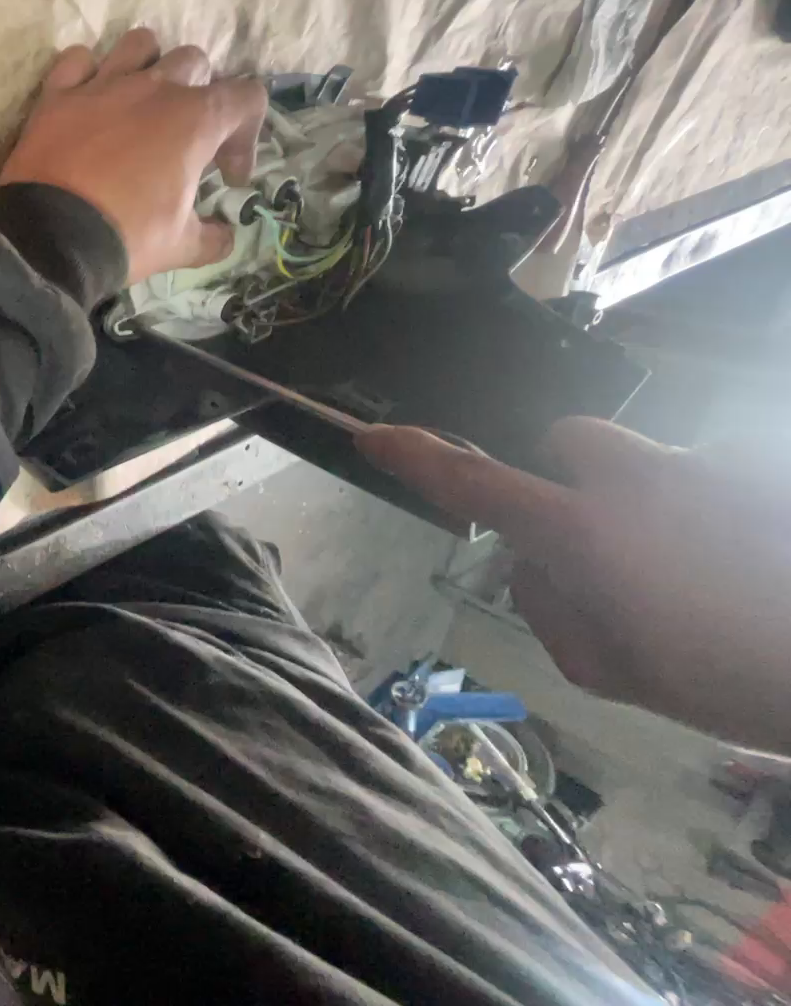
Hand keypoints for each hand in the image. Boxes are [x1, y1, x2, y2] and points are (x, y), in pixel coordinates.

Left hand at [0, 28, 268, 283]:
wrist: (47, 243)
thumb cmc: (123, 239)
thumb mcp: (178, 247)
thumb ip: (212, 239)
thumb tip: (227, 239)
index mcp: (194, 120)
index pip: (246, 98)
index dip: (246, 135)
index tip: (227, 175)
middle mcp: (153, 88)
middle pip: (193, 63)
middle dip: (197, 95)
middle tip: (181, 139)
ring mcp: (101, 86)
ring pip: (139, 45)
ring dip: (148, 66)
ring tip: (139, 103)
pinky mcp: (55, 97)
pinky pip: (75, 61)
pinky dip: (85, 72)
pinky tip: (87, 98)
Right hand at [359, 418, 790, 754]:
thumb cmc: (742, 685)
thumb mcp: (612, 672)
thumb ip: (551, 608)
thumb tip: (541, 564)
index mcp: (585, 533)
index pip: (473, 484)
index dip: (415, 458)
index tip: (371, 437)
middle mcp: (643, 480)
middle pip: (571, 439)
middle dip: (581, 477)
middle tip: (624, 538)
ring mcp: (721, 467)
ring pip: (663, 463)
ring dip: (672, 501)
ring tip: (734, 572)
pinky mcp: (769, 467)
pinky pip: (733, 477)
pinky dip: (740, 515)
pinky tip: (762, 563)